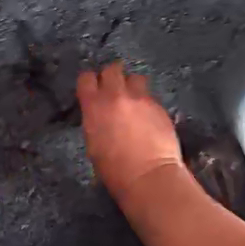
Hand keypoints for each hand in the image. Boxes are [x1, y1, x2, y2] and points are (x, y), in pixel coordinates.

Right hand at [77, 63, 186, 196]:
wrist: (149, 176)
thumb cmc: (113, 169)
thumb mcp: (93, 142)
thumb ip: (95, 119)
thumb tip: (100, 113)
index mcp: (94, 105)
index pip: (86, 78)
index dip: (89, 82)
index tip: (92, 89)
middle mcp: (116, 95)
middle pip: (112, 69)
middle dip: (111, 76)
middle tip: (114, 89)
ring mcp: (140, 98)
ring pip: (135, 77)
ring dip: (132, 85)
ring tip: (133, 100)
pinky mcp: (158, 106)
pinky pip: (149, 95)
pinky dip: (146, 102)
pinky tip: (147, 117)